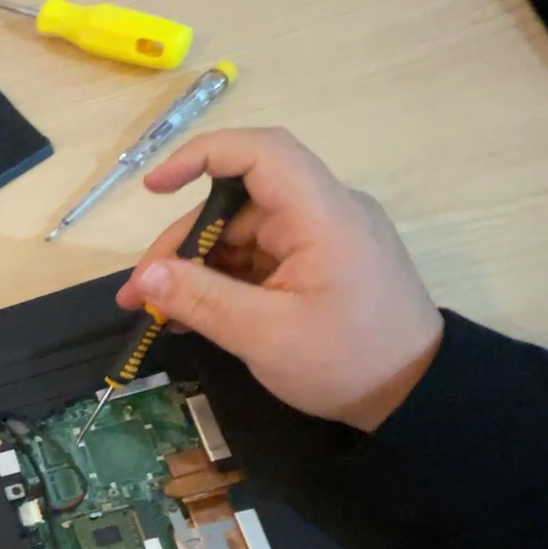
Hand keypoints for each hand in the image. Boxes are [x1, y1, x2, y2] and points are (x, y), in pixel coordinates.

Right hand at [116, 127, 444, 431]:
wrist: (411, 393)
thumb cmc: (346, 360)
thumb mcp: (264, 335)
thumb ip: (201, 300)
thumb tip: (145, 277)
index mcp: (321, 217)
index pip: (262, 155)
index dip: (202, 156)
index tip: (152, 188)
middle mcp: (318, 215)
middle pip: (232, 207)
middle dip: (176, 247)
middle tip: (136, 295)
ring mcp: (313, 241)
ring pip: (232, 238)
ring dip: (187, 271)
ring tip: (151, 313)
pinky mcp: (307, 266)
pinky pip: (246, 262)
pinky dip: (210, 285)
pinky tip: (182, 316)